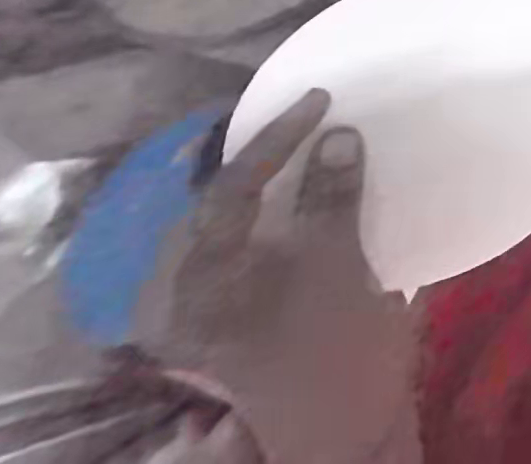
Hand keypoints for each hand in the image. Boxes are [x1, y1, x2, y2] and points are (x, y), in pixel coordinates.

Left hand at [150, 90, 421, 462]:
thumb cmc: (335, 357)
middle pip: (221, 196)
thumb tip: (341, 133)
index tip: (320, 100)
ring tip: (303, 134)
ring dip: (269, 171)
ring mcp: (207, 296)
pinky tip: (302, 180)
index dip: (275, 141)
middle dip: (263, 150)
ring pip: (232, 211)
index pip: (230, 191)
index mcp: (200, 290)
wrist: (343, 430)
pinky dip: (275, 196)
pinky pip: (249, 228)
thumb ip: (332, 202)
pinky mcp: (234, 297)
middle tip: (306, 112)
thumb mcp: (339, 276)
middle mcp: (187, 289)